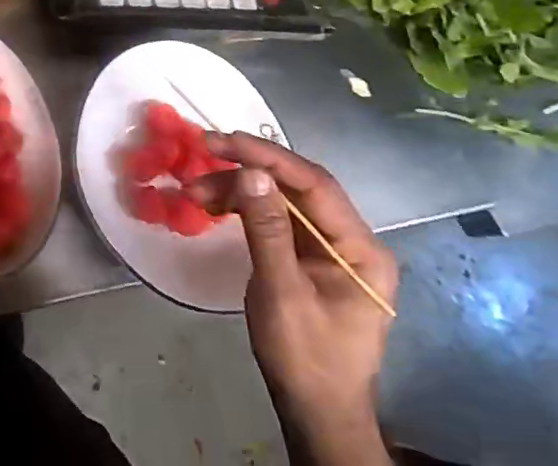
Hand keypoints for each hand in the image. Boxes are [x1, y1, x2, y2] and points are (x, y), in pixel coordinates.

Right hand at [188, 133, 397, 465]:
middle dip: (248, 169)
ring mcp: (330, 249)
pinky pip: (276, 219)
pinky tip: (215, 206)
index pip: (314, 184)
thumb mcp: (282, 293)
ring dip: (240, 190)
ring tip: (196, 190)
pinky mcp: (308, 258)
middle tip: (203, 155)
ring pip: (283, 200)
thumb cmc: (305, 358)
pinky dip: (245, 208)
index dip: (268, 156)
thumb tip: (250, 171)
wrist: (315, 414)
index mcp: (361, 249)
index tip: (223, 142)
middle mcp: (352, 241)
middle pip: (298, 187)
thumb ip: (267, 229)